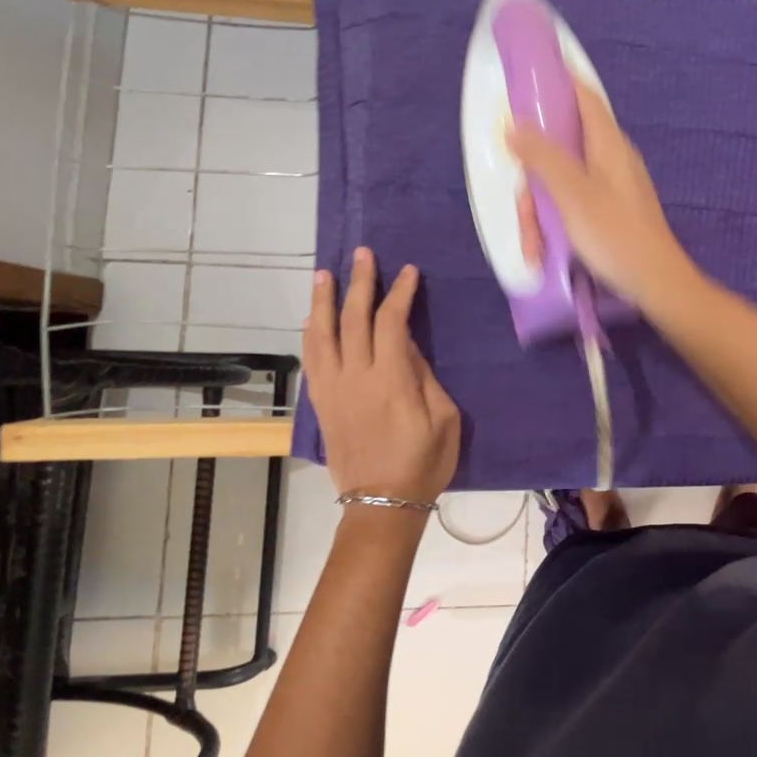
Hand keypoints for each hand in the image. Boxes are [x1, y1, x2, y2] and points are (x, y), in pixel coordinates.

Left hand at [304, 247, 460, 505]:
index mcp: (391, 379)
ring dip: (324, 301)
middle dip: (360, 283)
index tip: (408, 272)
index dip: (399, 293)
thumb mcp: (444, 418)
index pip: (391, 322)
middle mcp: (355, 377)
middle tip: (363, 254)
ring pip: (322, 335)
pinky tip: (314, 319)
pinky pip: (312, 360)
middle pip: (353, 319)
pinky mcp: (322, 404)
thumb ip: (423, 377)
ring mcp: (333, 390)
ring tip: (325, 274)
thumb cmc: (424, 462)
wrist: (382, 503)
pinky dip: (312, 334)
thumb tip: (405, 345)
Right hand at [508, 84, 698, 307]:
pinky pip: (572, 208)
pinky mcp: (610, 214)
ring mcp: (612, 188)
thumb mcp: (572, 195)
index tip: (530, 75)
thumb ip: (543, 157)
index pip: (583, 95)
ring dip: (541, 216)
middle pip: (561, 148)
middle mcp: (611, 160)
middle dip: (535, 181)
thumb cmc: (616, 236)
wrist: (657, 284)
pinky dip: (556, 227)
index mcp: (608, 144)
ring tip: (536, 249)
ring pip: (561, 184)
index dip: (559, 79)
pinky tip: (547, 255)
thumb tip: (515, 123)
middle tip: (527, 211)